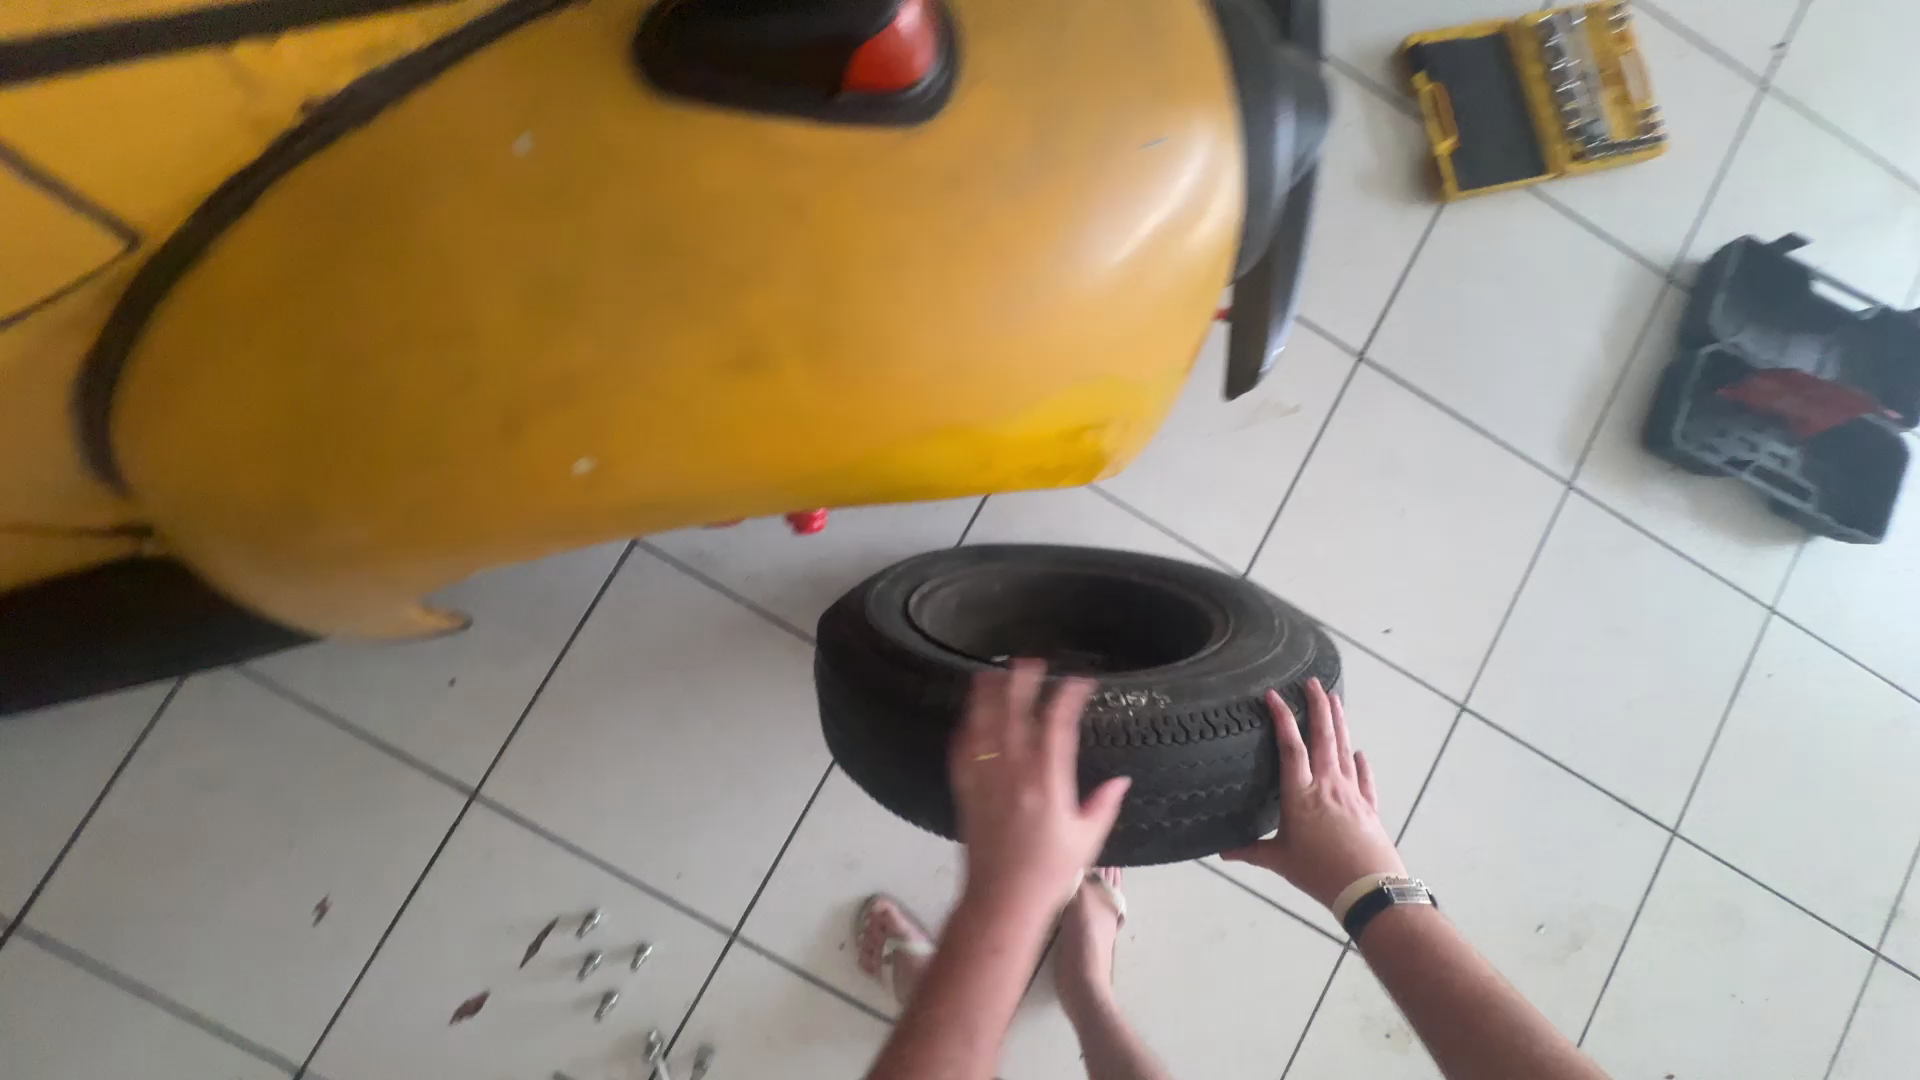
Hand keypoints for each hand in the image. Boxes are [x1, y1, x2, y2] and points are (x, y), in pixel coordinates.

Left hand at [949, 660, 1131, 919]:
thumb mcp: (1087, 839)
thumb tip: (1122, 779)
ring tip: (990, 673)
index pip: (1057, 725)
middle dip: (1022, 682)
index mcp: (1048, 782)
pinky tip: (969, 715)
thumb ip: (1103, 804)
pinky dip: (965, 728)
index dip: (1068, 696)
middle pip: (1015, 714)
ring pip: (984, 726)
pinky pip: (962, 751)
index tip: (1079, 681)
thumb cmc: (1049, 871)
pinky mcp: (966, 791)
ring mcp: (986, 780)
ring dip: (987, 696)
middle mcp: (1015, 774)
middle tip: (1029, 661)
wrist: (1003, 899)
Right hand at [1222, 678, 1405, 909]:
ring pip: (1344, 749)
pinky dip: (1361, 764)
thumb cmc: (1319, 872)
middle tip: (1313, 682)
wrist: (1371, 890)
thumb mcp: (1279, 861)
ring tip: (1335, 699)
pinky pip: (1364, 779)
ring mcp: (1351, 793)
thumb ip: (1251, 851)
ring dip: (1339, 722)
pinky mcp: (1369, 807)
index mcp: (1300, 793)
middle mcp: (1326, 785)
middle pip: (1323, 737)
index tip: (1273, 695)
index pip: (1290, 746)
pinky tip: (1359, 753)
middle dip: (1318, 706)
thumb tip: (1220, 852)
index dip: (1282, 718)